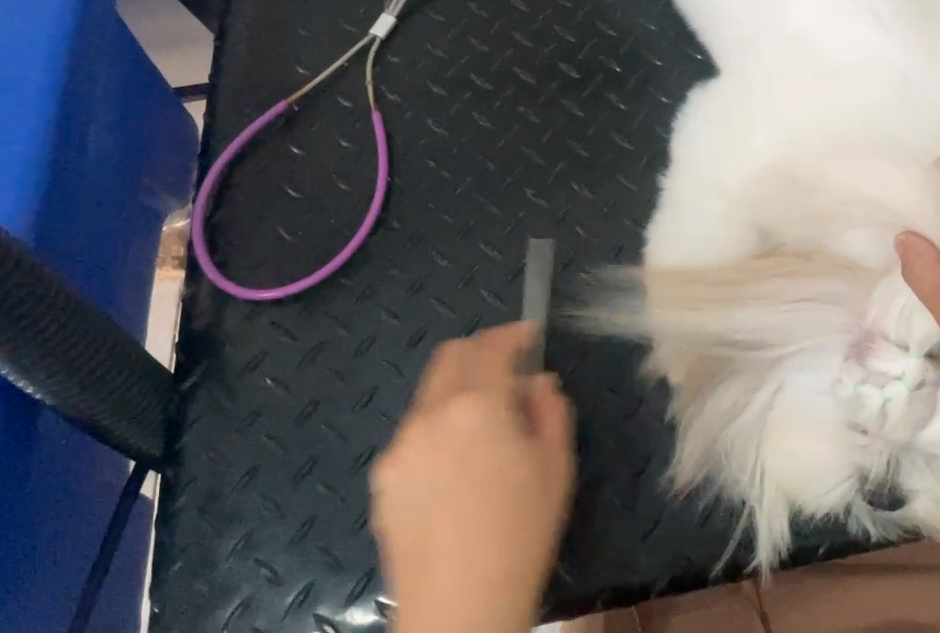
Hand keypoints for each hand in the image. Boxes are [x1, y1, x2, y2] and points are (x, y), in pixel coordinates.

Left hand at [369, 323, 574, 632]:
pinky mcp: (383, 479)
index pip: (491, 345)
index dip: (513, 334)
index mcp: (476, 404)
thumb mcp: (557, 467)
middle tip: (507, 371)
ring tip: (484, 430)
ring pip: (429, 396)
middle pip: (450, 356)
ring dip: (458, 392)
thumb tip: (537, 382)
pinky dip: (438, 430)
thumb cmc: (520, 535)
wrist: (458, 610)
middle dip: (481, 352)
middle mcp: (430, 414)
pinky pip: (414, 435)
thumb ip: (550, 410)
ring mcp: (399, 446)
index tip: (530, 337)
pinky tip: (456, 470)